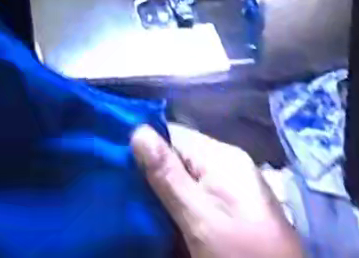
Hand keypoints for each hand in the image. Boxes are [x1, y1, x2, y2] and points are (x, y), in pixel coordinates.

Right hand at [133, 125, 304, 257]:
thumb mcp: (199, 220)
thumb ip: (167, 175)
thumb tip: (136, 128)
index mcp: (223, 157)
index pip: (170, 135)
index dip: (144, 151)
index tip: (118, 170)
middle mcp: (231, 166)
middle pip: (179, 159)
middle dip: (154, 177)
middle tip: (127, 197)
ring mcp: (238, 193)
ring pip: (188, 182)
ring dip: (167, 198)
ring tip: (143, 213)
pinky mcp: (240, 218)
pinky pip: (202, 201)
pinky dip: (184, 212)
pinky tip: (169, 229)